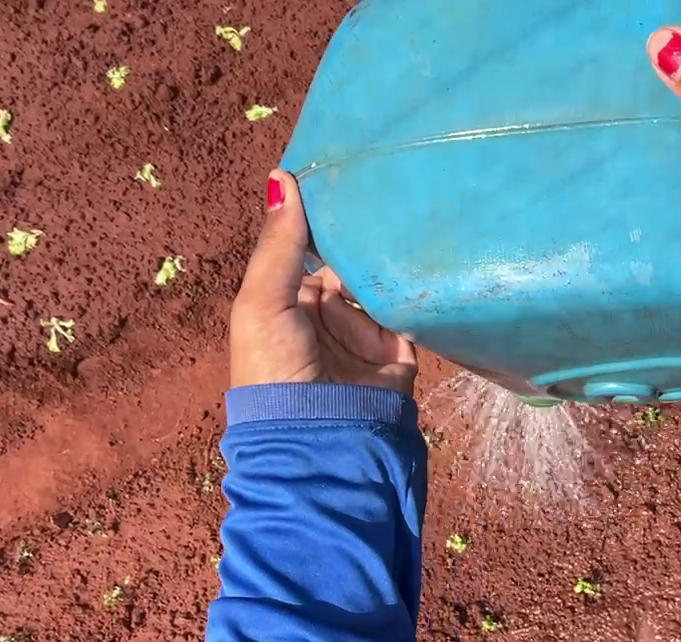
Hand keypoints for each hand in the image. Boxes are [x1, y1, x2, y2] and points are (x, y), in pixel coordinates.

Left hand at [229, 169, 417, 394]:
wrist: (319, 429)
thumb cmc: (275, 363)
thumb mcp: (262, 299)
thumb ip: (279, 244)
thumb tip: (283, 175)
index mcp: (290, 301)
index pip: (308, 251)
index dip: (319, 219)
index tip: (337, 175)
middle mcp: (329, 313)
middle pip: (347, 263)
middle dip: (358, 234)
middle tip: (377, 189)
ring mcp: (366, 331)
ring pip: (379, 282)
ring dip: (386, 258)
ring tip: (402, 216)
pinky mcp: (399, 349)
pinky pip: (406, 310)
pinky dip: (410, 289)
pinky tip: (418, 256)